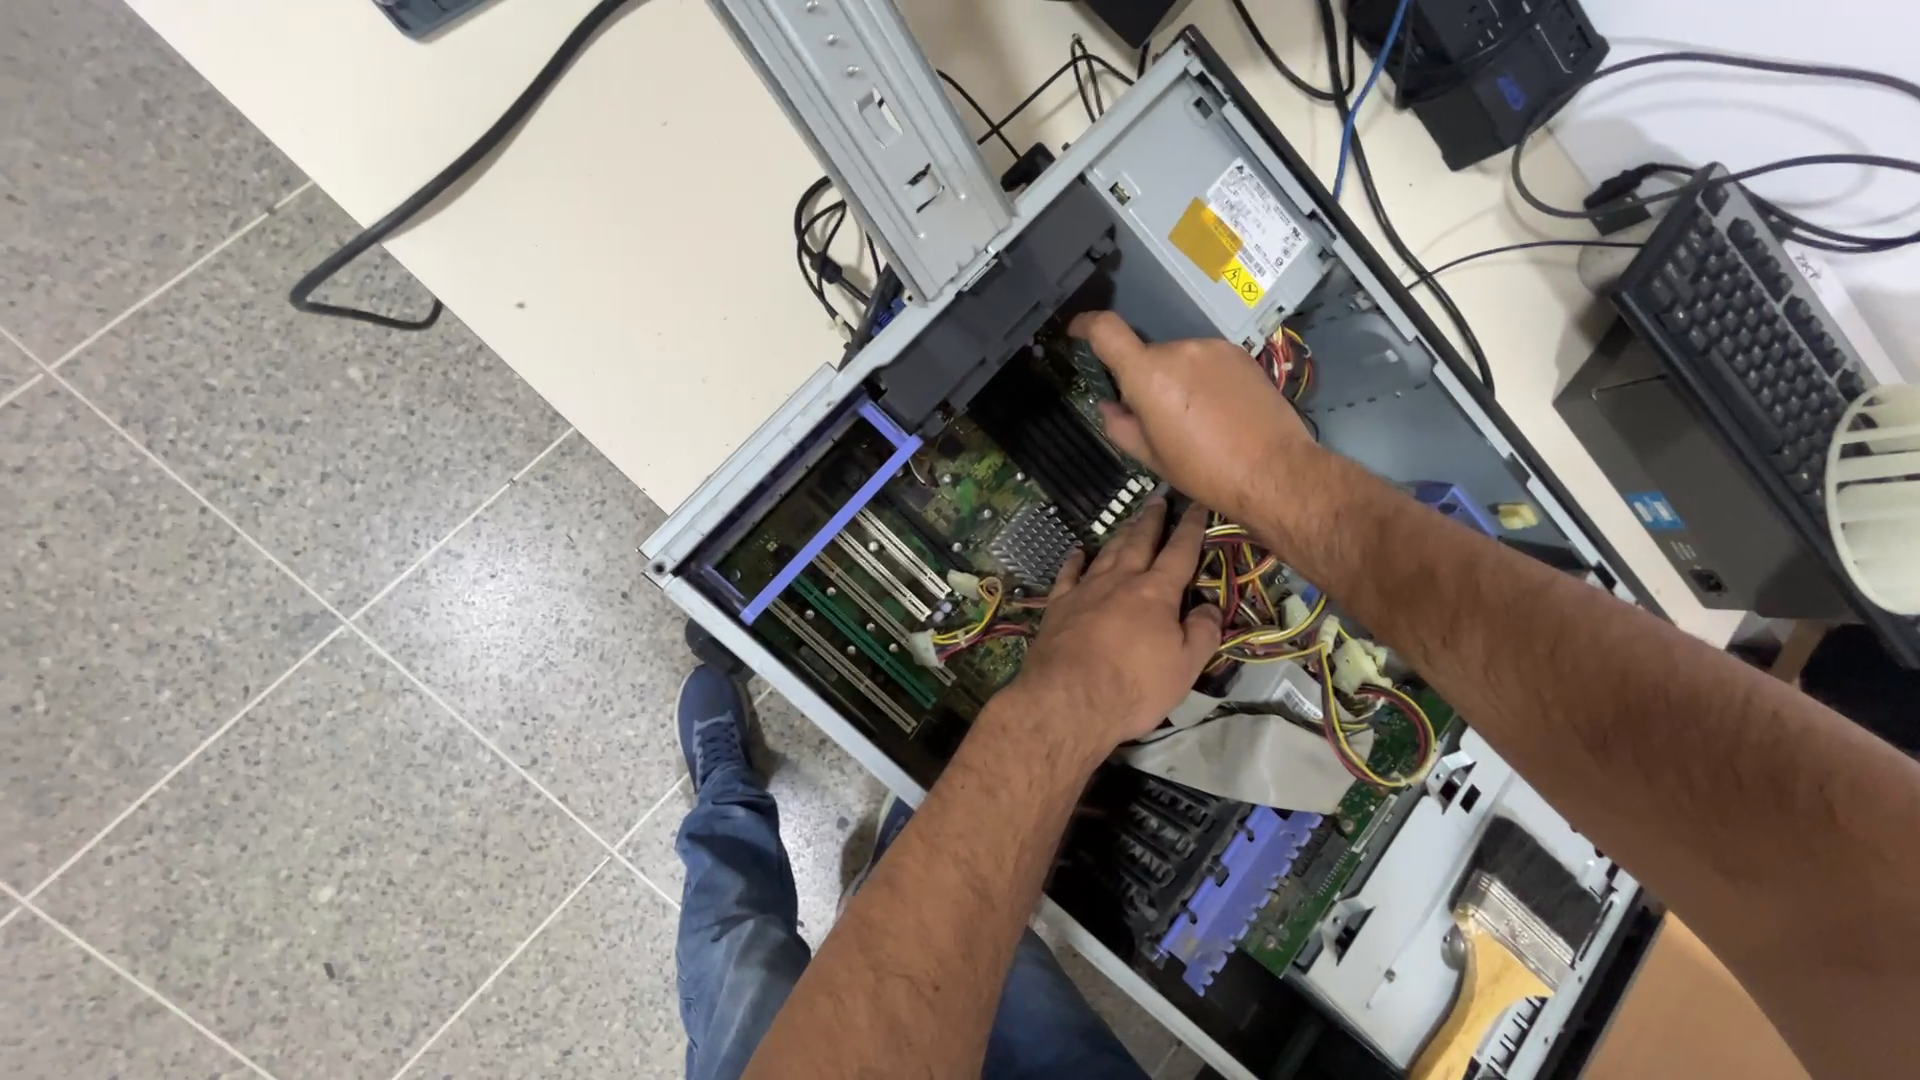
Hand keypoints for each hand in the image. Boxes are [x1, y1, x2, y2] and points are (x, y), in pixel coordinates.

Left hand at [1009, 499, 1223, 750]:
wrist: (1069, 700)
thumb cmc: (1135, 686)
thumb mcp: (1186, 666)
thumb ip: (1202, 632)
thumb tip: (1209, 605)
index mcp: (1156, 593)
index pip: (1180, 551)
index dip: (1192, 528)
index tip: (1198, 506)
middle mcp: (1120, 581)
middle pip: (1139, 542)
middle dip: (1152, 520)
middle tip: (1158, 499)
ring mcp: (1085, 590)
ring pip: (1106, 552)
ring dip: (1120, 534)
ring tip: (1129, 520)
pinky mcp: (1058, 606)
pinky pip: (1068, 574)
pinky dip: (1074, 560)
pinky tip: (1078, 551)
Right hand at [1069, 311, 1319, 525]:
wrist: (1275, 471)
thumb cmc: (1205, 471)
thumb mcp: (1151, 457)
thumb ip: (1120, 426)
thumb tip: (1109, 406)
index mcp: (1148, 374)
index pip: (1106, 331)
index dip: (1086, 325)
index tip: (1077, 330)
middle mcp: (1179, 350)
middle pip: (1147, 356)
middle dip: (1144, 381)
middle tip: (1156, 419)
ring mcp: (1213, 348)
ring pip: (1179, 359)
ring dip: (1176, 381)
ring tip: (1194, 420)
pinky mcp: (1240, 355)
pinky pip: (1206, 362)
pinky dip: (1202, 380)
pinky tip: (1218, 411)